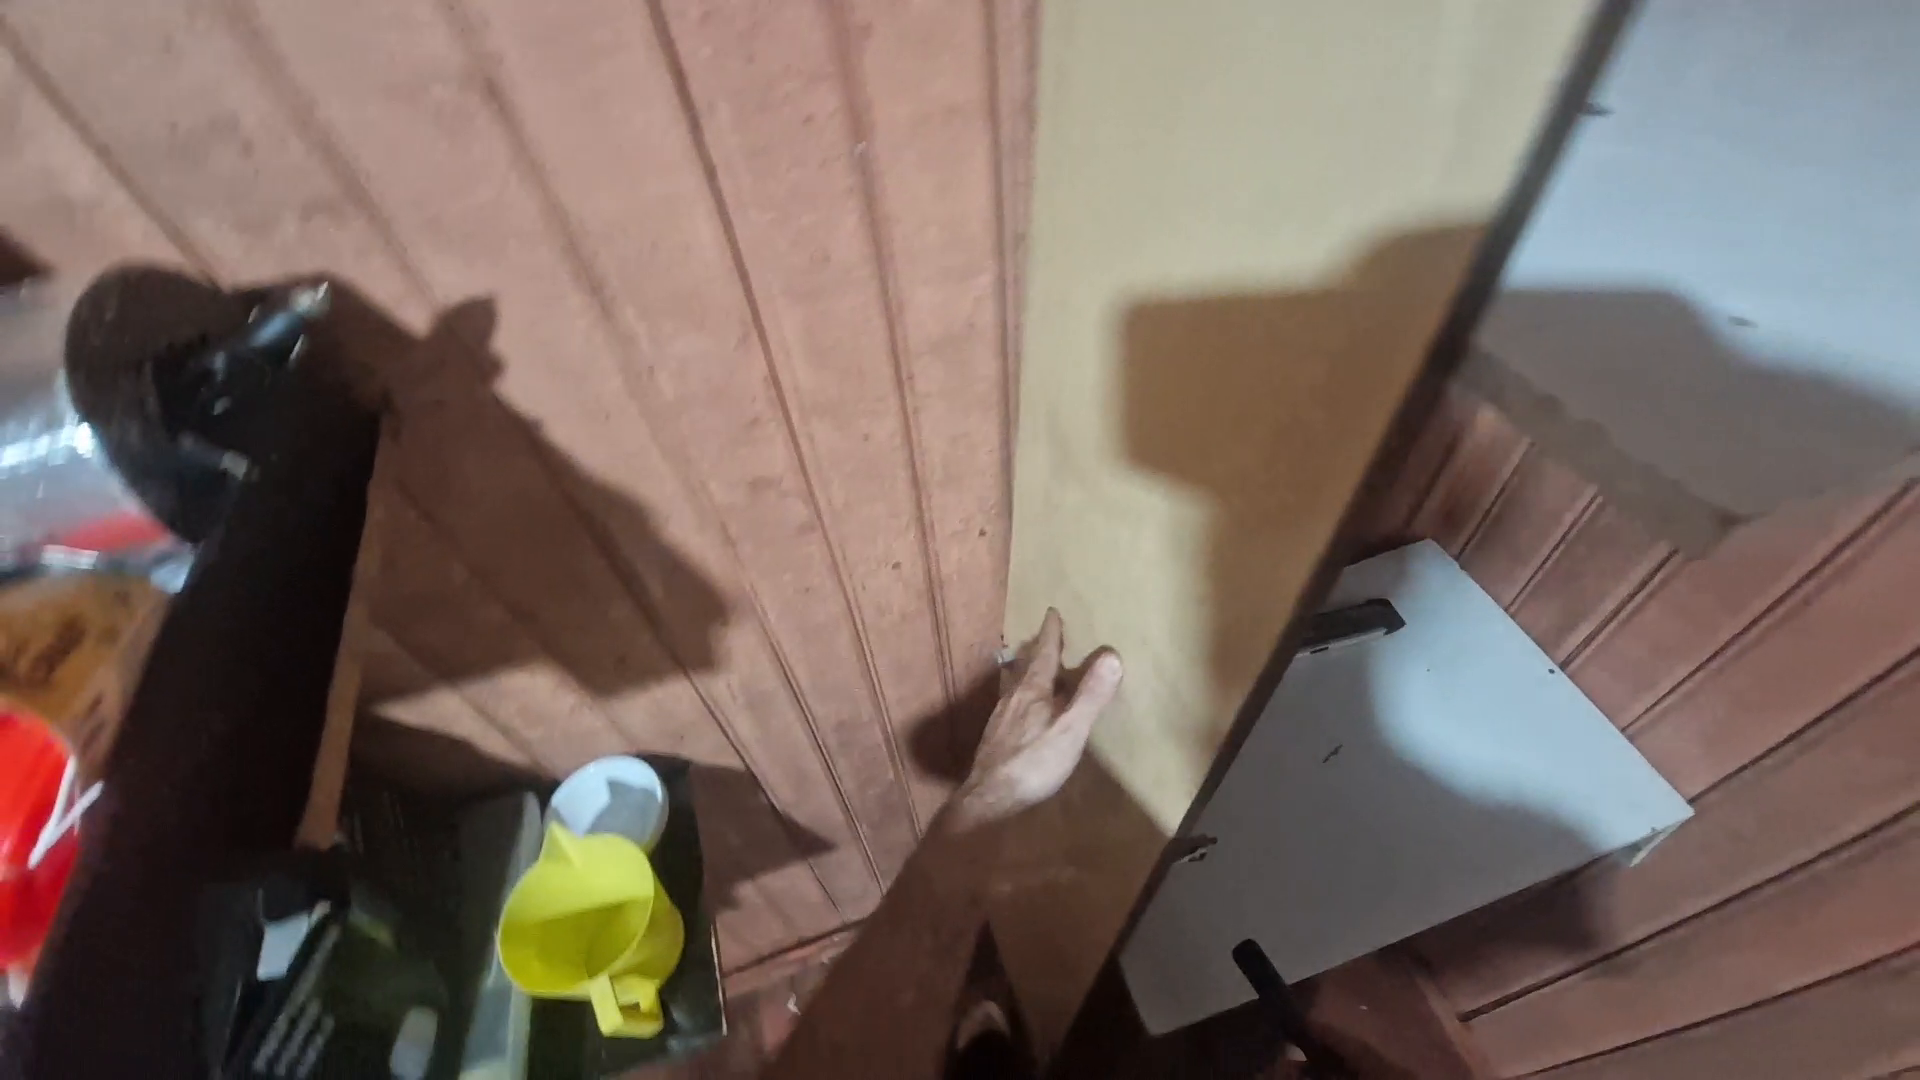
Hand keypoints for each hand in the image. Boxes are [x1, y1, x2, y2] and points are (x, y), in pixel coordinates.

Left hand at [951, 609, 1122, 828]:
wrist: (990, 797)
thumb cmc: (1033, 762)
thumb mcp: (1070, 729)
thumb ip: (1090, 695)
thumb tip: (1112, 655)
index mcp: (1032, 690)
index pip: (1043, 654)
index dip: (1050, 634)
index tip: (1052, 612)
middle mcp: (1014, 697)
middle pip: (1025, 665)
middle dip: (1037, 649)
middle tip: (1044, 635)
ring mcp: (1002, 716)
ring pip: (1015, 683)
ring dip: (1025, 670)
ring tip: (1030, 665)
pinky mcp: (997, 736)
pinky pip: (1011, 702)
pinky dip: (1020, 693)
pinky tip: (1021, 707)